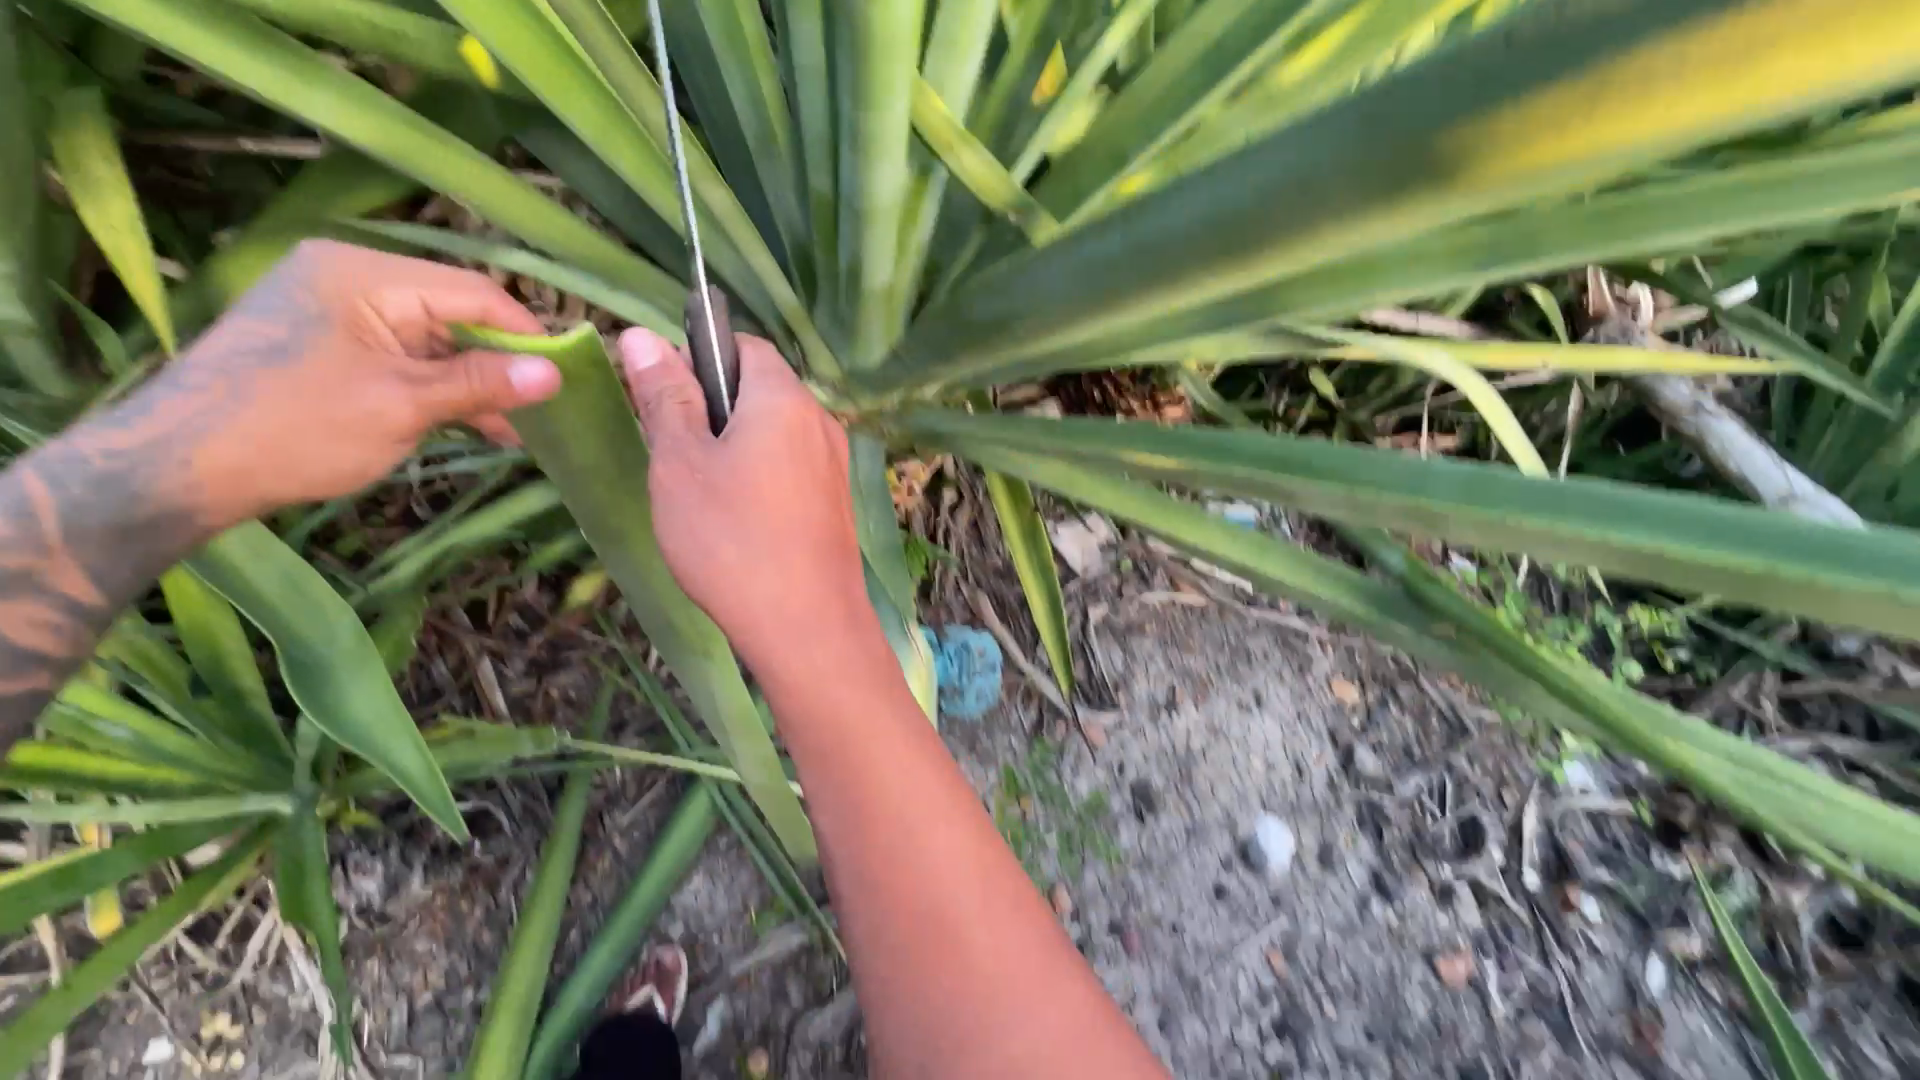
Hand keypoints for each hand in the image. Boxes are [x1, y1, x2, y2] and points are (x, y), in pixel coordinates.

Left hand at [146, 239, 560, 525]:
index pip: (473, 292)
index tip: (564, 379)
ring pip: (431, 338)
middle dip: (498, 363)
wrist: (178, 469)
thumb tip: (556, 373)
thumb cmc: (297, 429)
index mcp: (363, 273)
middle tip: (538, 411)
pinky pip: (401, 354)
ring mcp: (333, 307)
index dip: (526, 334)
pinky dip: (435, 386)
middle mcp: (348, 275)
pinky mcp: (326, 340)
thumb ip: (482, 383)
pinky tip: (468, 422)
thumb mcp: (403, 405)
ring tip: (509, 430)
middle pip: (454, 312)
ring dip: (470, 381)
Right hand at [617, 327, 870, 667]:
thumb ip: (665, 396)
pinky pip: (791, 470)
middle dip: (712, 410)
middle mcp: (821, 421)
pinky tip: (737, 523)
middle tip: (674, 459)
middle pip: (759, 389)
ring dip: (733, 449)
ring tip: (700, 497)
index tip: (664, 402)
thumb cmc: (731, 539)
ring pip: (774, 434)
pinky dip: (760, 479)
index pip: (740, 346)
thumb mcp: (680, 463)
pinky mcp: (838, 503)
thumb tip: (642, 335)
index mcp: (785, 397)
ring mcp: (836, 465)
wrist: (807, 626)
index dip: (696, 359)